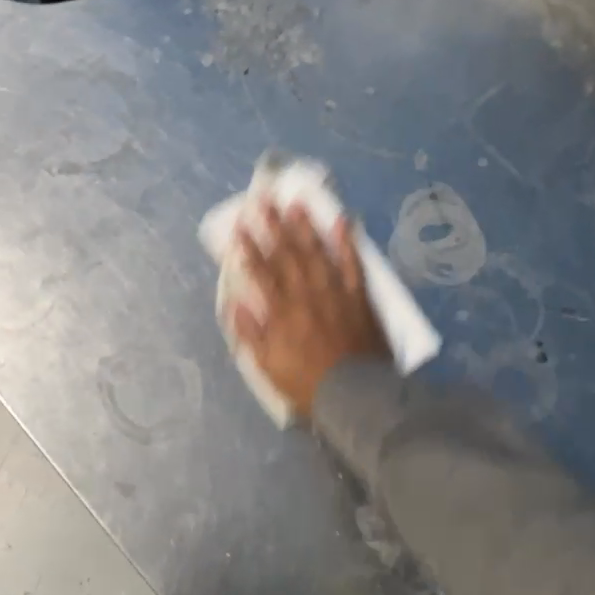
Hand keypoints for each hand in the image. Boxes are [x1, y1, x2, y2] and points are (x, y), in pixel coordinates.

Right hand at [234, 204, 389, 420]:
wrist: (356, 394)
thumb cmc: (308, 384)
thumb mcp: (268, 365)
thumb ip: (251, 333)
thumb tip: (234, 303)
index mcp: (281, 311)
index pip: (261, 272)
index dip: (249, 248)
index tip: (239, 226)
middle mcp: (306, 294)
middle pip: (286, 254)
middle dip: (273, 226)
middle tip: (263, 199)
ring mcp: (335, 292)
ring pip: (316, 252)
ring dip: (304, 226)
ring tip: (295, 203)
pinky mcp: (359, 296)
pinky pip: (353, 263)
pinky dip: (347, 241)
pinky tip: (343, 220)